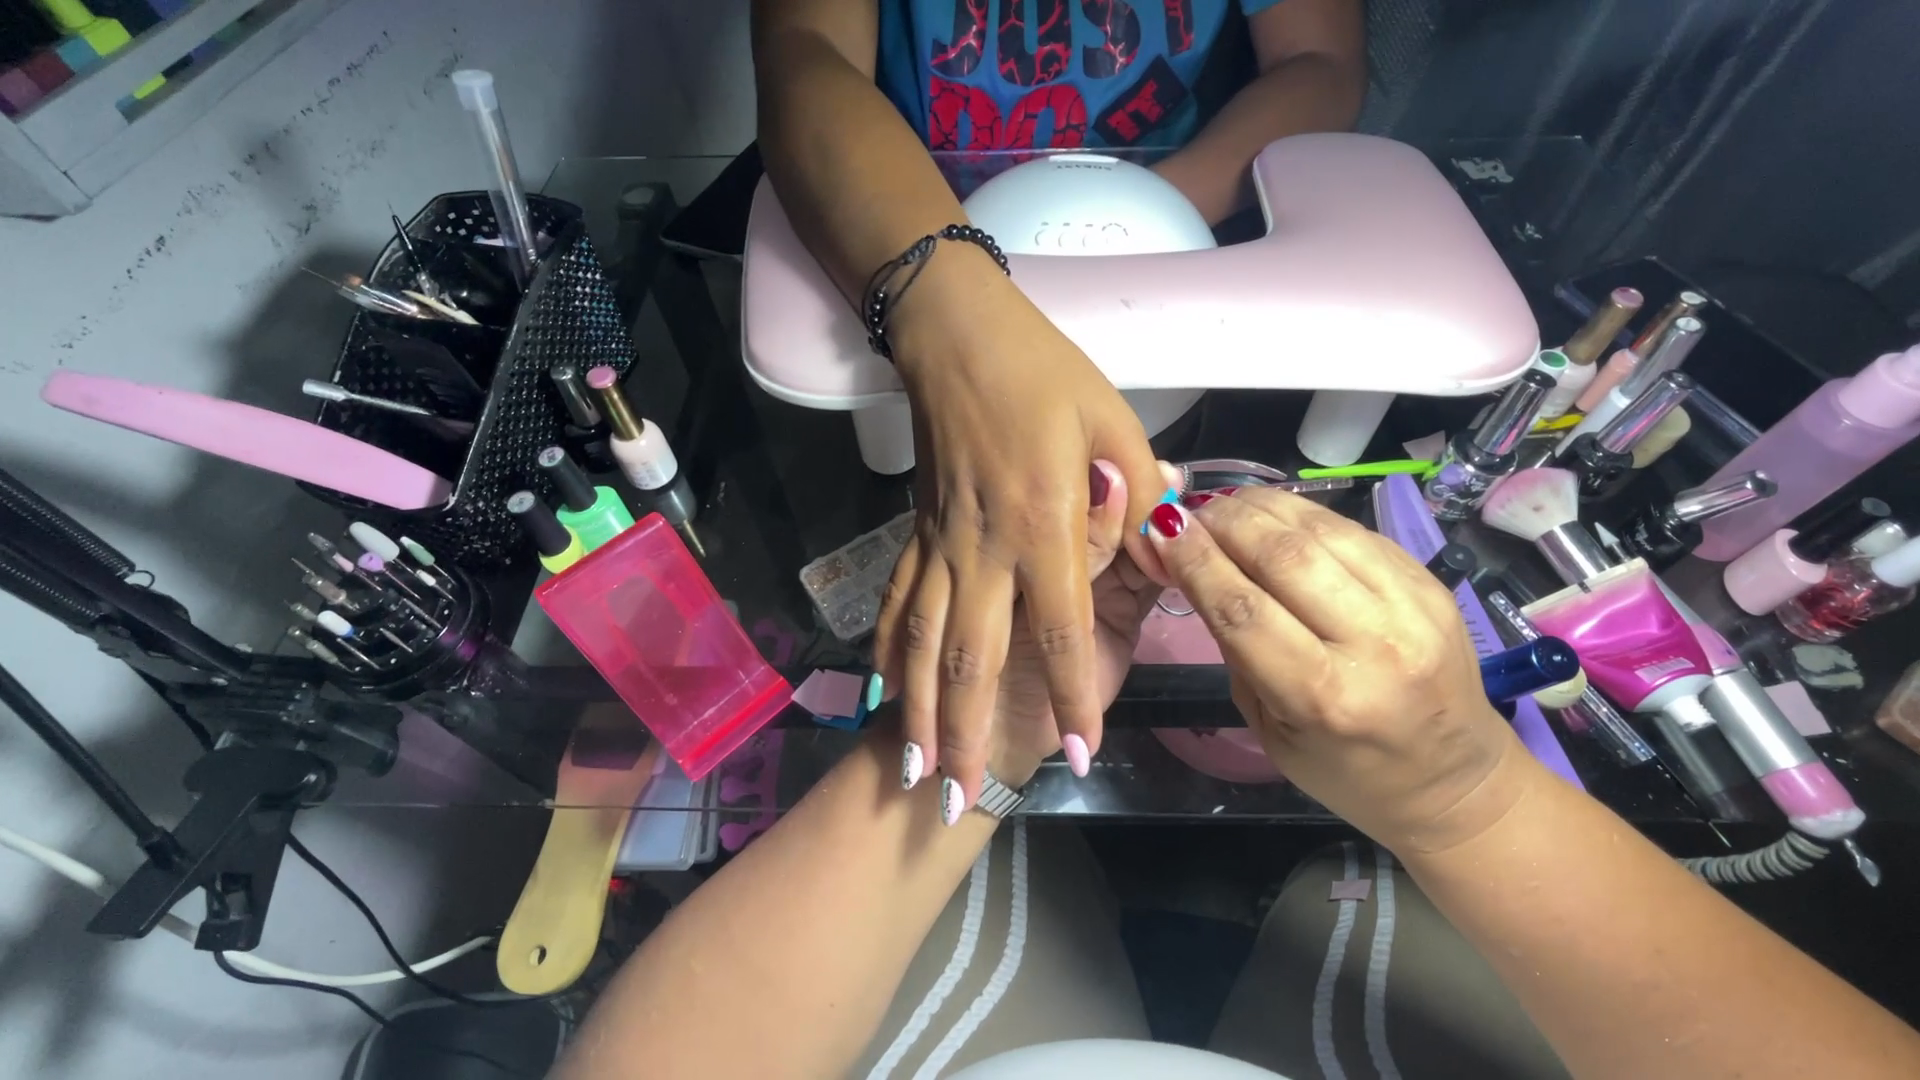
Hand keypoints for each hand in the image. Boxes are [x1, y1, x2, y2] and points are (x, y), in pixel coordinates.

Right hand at [874, 255, 1163, 815]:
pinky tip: (881, 688)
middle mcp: (985, 550)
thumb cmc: (1041, 373)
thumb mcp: (1111, 421)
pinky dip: (886, 651)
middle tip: (961, 798)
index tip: (1079, 755)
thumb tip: (1170, 550)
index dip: (1071, 697)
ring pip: (923, 641)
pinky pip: (895, 601)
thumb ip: (1140, 494)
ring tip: (913, 768)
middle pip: (972, 657)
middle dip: (967, 731)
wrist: (954, 337)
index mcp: (1042, 525)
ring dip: (917, 709)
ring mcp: (941, 545)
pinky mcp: (915, 532)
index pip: (1060, 631)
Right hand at [1142, 487, 1530, 853]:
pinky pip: (1355, 532)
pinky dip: (1303, 515)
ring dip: (1262, 507)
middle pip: (1284, 556)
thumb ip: (1237, 648)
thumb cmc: (1345, 770)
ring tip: (1225, 504)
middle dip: (1225, 522)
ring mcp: (1414, 607)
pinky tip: (1273, 514)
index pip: (1244, 609)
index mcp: (1325, 698)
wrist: (1454, 782)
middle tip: (1189, 510)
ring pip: (1322, 530)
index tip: (1161, 527)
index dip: (1195, 560)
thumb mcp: (1268, 726)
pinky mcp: (1432, 583)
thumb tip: (1197, 572)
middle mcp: (1376, 645)